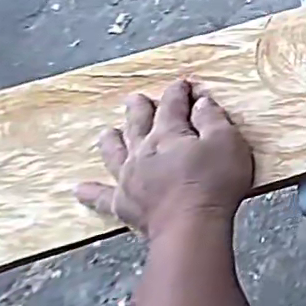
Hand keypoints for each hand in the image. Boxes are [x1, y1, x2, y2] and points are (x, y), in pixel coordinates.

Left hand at [76, 78, 254, 239]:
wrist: (190, 223)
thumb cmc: (215, 179)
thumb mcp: (227, 142)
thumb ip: (213, 120)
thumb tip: (201, 103)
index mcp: (169, 136)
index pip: (173, 107)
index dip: (178, 93)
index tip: (181, 83)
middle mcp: (142, 152)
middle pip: (139, 126)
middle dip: (140, 110)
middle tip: (135, 98)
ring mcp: (127, 178)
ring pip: (115, 154)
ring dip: (111, 141)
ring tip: (107, 132)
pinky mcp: (123, 203)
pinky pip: (100, 195)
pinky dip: (89, 191)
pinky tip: (78, 189)